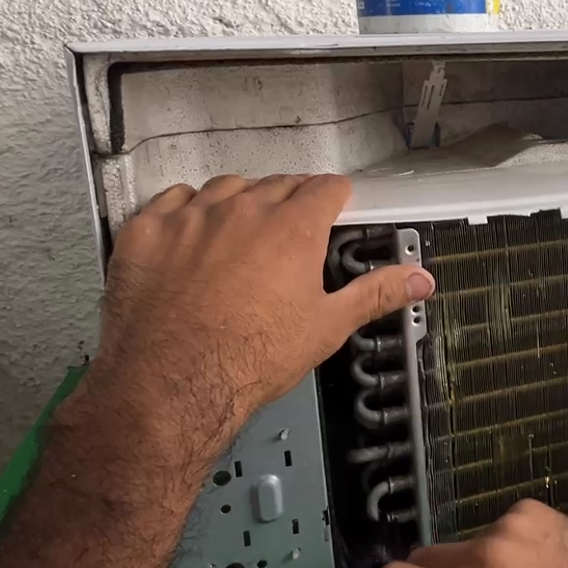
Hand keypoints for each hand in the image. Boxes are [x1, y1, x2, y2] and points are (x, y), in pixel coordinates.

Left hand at [82, 174, 432, 449]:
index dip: (336, 197)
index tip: (335, 206)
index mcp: (294, 229)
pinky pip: (172, 199)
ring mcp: (193, 217)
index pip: (326, 188)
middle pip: (279, 183)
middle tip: (293, 228)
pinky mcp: (149, 231)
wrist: (171, 384)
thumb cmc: (247, 358)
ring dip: (242, 200)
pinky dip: (186, 209)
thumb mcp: (328, 326)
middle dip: (292, 199)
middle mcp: (245, 211)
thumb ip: (377, 293)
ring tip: (244, 228)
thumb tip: (418, 281)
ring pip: (227, 186)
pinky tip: (192, 231)